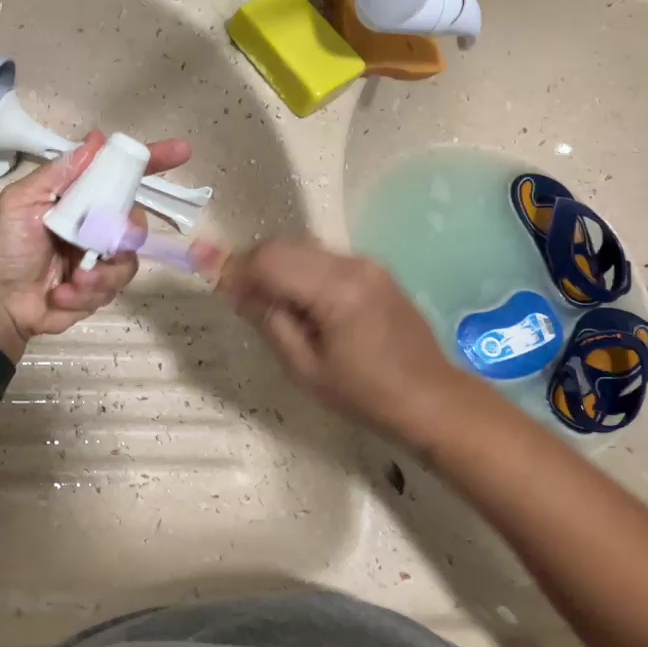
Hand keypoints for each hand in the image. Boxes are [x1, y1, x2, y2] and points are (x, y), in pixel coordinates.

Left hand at [0, 131, 191, 356]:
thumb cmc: (4, 248)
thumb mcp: (21, 203)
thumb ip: (57, 174)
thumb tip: (96, 140)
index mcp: (76, 199)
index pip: (117, 175)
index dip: (150, 161)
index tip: (180, 152)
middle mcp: (92, 225)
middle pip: (133, 220)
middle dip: (121, 233)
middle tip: (100, 242)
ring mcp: (97, 259)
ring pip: (128, 259)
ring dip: (100, 273)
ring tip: (73, 280)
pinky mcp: (98, 290)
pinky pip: (113, 288)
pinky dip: (86, 293)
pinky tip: (61, 295)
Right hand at [215, 237, 471, 438]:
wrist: (433, 399)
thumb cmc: (366, 395)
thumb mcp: (304, 368)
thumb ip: (269, 321)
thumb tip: (235, 289)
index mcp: (336, 291)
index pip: (270, 261)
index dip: (236, 269)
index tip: (214, 284)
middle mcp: (352, 265)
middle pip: (284, 247)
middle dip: (252, 264)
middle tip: (235, 295)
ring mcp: (366, 263)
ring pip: (302, 248)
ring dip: (275, 266)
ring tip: (264, 301)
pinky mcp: (373, 270)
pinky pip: (322, 259)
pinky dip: (298, 270)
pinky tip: (295, 300)